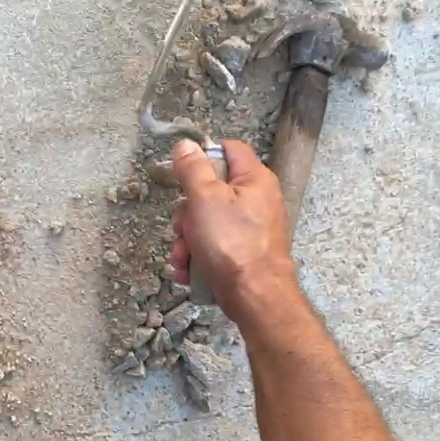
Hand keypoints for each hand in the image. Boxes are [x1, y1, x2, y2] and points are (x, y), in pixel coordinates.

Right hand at [170, 139, 295, 319]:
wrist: (254, 295)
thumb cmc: (232, 243)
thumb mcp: (205, 198)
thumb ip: (193, 169)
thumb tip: (185, 145)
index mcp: (255, 179)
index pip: (229, 150)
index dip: (204, 157)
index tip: (184, 174)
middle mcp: (257, 200)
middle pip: (210, 191)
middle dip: (186, 214)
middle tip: (182, 228)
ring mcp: (251, 228)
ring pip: (206, 222)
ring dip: (187, 240)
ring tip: (184, 257)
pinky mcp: (243, 252)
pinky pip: (214, 246)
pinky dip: (198, 257)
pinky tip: (189, 270)